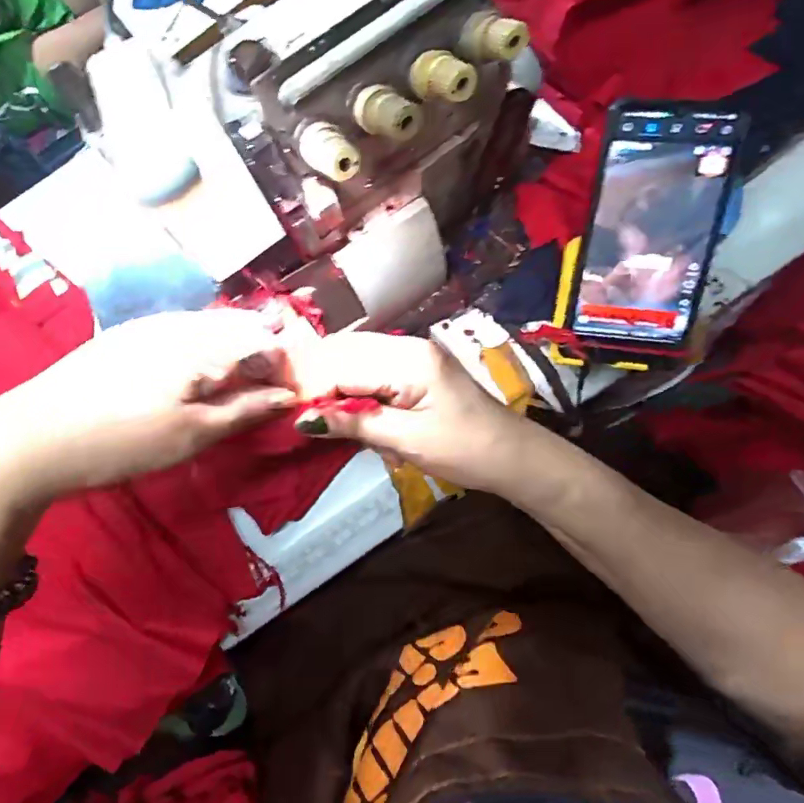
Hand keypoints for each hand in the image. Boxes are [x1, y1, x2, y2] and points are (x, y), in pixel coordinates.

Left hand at [0, 309, 297, 504]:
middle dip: (257, 360)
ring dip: (227, 358)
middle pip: (237, 329)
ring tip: (224, 398)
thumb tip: (287, 395)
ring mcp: (146, 326)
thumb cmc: (119, 441)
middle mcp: (177, 321)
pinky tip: (186, 385)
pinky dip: (198, 358)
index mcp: (199, 340)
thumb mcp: (190, 435)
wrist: (30, 439)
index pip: (263, 339)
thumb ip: (244, 410)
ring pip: (207, 332)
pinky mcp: (124, 338)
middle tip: (257, 401)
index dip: (283, 368)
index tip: (285, 399)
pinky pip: (179, 337)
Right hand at [283, 332, 540, 492]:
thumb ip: (353, 425)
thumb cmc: (465, 450)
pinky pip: (368, 366)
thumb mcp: (406, 441)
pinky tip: (343, 407)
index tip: (289, 413)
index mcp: (408, 359)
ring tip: (317, 412)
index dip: (312, 388)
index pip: (342, 364)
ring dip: (332, 383)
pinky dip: (350, 386)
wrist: (514, 456)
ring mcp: (410, 353)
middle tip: (297, 412)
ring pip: (352, 356)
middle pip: (343, 352)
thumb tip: (303, 420)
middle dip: (317, 380)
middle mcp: (406, 345)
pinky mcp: (412, 366)